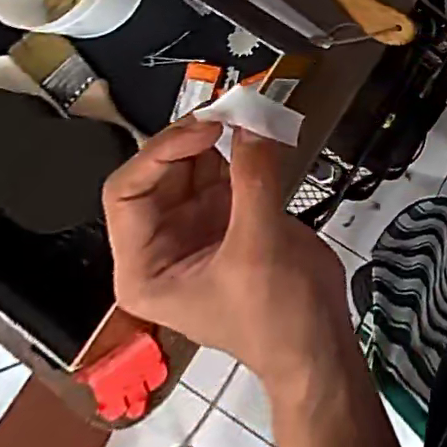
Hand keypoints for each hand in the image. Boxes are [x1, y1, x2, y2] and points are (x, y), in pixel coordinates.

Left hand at [102, 119, 351, 389]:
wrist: (318, 338)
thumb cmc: (274, 317)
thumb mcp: (256, 248)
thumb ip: (253, 179)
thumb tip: (254, 122)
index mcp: (144, 264)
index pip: (128, 192)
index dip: (160, 152)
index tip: (205, 127)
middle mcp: (165, 239)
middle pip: (163, 170)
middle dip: (194, 137)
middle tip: (231, 107)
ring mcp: (202, 223)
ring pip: (199, 162)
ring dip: (223, 135)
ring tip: (251, 110)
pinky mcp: (236, 212)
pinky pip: (233, 166)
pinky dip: (248, 146)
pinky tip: (265, 130)